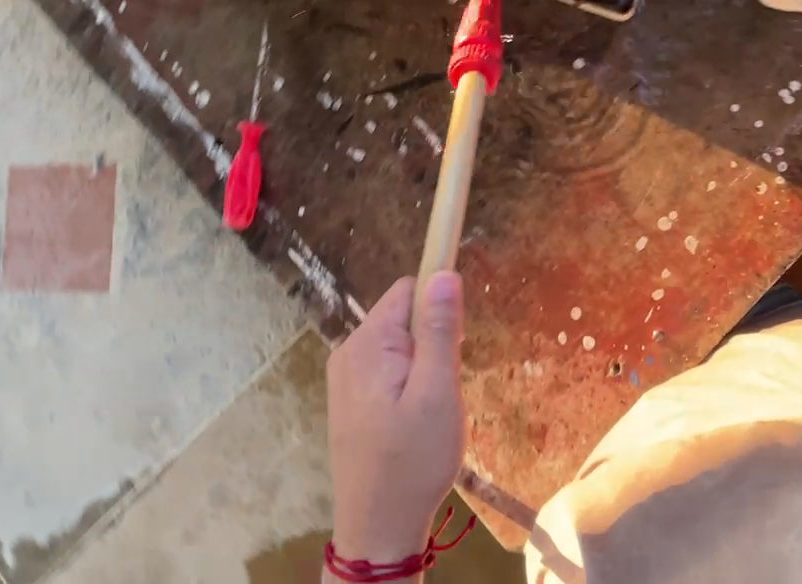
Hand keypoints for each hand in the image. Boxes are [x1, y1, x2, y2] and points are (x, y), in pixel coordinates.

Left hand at [327, 273, 466, 562]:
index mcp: (367, 343)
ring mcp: (346, 376)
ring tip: (429, 410)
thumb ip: (440, 330)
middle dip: (433, 342)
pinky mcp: (351, 397)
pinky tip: (414, 419)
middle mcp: (349, 351)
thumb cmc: (413, 460)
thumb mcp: (437, 392)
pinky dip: (410, 383)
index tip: (455, 347)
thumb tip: (443, 272)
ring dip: (424, 365)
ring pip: (401, 343)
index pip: (409, 291)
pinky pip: (390, 367)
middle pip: (405, 316)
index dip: (439, 309)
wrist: (379, 530)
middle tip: (442, 390)